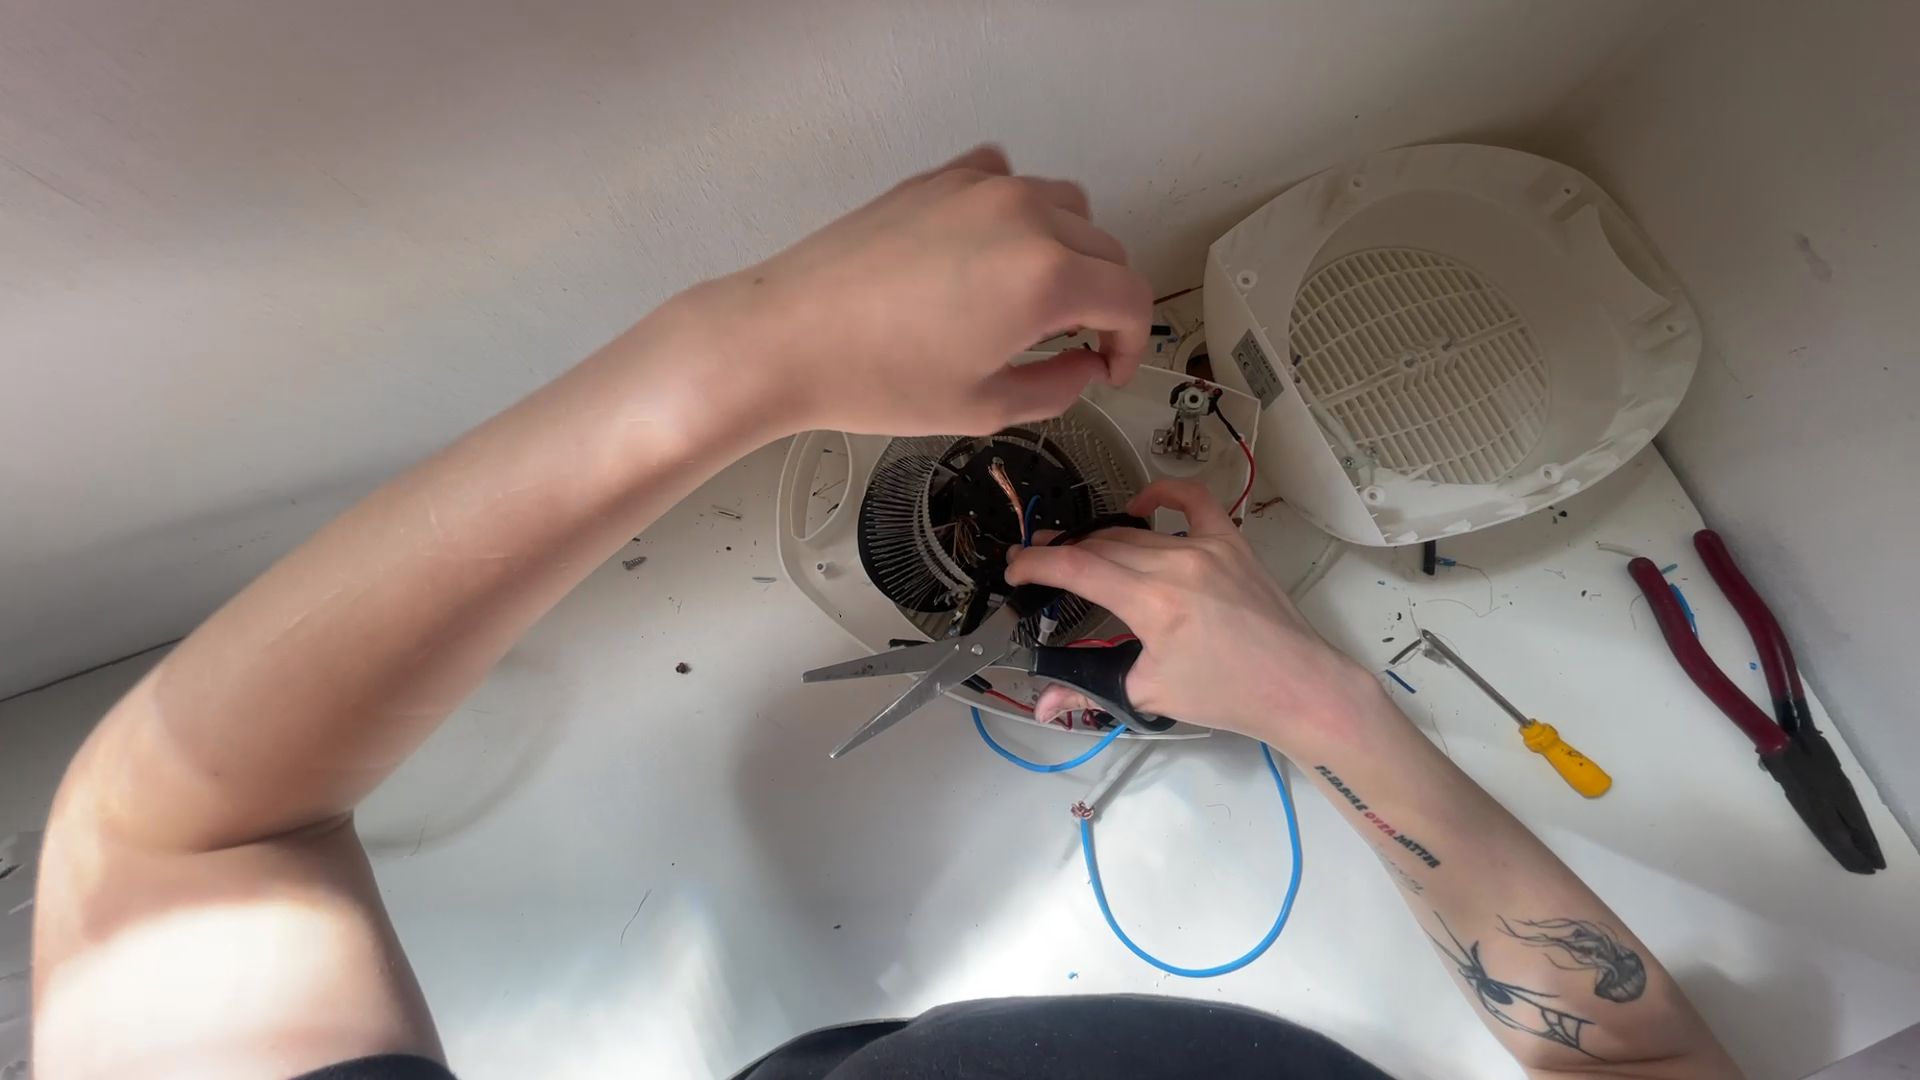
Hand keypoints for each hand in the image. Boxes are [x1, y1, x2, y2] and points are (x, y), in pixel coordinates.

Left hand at [685, 145, 1152, 436]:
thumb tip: (1087, 368)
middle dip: (1104, 305)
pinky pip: (1006, 179)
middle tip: (1075, 347)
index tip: (1109, 370)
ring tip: (1036, 302)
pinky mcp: (937, 180)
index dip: (1133, 344)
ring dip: (1071, 255)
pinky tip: (994, 251)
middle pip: (1106, 250)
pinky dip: (1020, 214)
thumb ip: (1058, 387)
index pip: (1131, 299)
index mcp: (1045, 277)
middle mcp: (1022, 215)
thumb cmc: (877, 381)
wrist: (786, 339)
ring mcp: (978, 188)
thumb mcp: (984, 407)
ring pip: (1065, 208)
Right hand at [1005, 479, 1376, 748]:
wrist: (1298, 687)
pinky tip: (1142, 507)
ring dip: (1097, 540)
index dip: (1036, 565)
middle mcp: (1175, 564)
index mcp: (1152, 602)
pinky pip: (1193, 501)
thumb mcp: (1148, 693)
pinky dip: (1163, 495)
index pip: (1077, 569)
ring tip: (1075, 548)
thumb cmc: (1224, 695)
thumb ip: (1086, 688)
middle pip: (1099, 546)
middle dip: (1059, 552)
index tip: (1014, 570)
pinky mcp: (1231, 541)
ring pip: (1133, 533)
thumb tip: (1040, 708)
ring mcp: (1206, 546)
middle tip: (1034, 562)